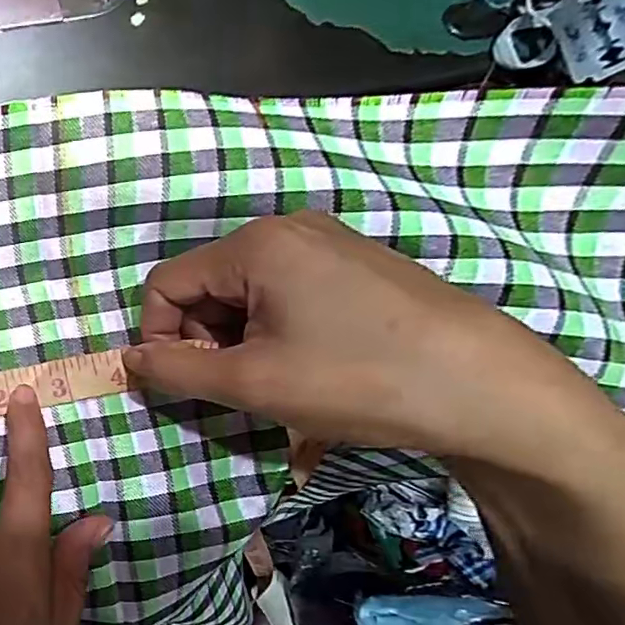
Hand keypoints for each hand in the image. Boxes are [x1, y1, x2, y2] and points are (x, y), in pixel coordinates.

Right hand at [121, 211, 624, 477]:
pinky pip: (284, 293)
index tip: (186, 378)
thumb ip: (173, 368)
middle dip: (202, 337)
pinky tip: (307, 364)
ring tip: (274, 379)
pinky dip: (272, 330)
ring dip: (236, 339)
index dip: (157, 334)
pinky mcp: (357, 267)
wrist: (494, 393)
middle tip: (235, 383)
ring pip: (242, 293)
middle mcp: (288, 230)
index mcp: (255, 245)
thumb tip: (129, 360)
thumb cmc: (357, 380)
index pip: (165, 284)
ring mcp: (329, 245)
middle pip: (204, 286)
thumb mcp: (249, 382)